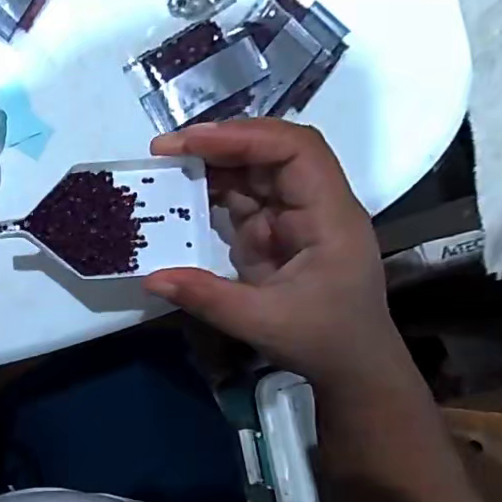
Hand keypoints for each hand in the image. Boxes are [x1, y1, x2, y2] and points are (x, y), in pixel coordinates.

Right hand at [142, 119, 398, 385]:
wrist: (350, 364)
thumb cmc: (322, 339)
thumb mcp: (262, 322)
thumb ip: (206, 297)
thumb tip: (151, 278)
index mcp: (328, 215)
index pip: (295, 151)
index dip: (244, 137)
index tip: (192, 142)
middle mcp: (313, 204)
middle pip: (272, 152)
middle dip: (220, 143)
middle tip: (165, 148)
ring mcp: (292, 217)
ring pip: (254, 171)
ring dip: (211, 164)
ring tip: (165, 165)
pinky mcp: (272, 232)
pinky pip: (241, 199)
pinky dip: (210, 192)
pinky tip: (180, 193)